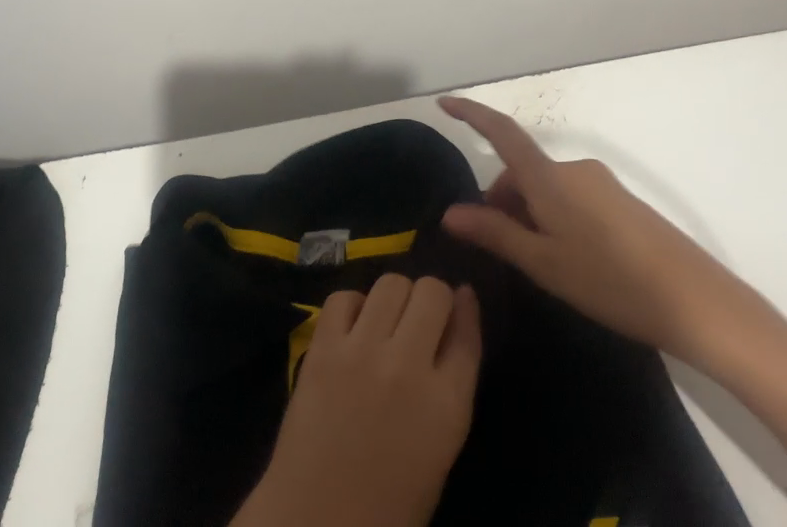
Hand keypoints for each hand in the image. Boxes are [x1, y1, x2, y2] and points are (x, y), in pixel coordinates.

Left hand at [230, 275, 481, 526]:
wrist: (319, 517)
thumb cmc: (392, 492)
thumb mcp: (443, 441)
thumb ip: (455, 376)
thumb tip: (461, 309)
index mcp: (448, 402)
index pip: (467, 329)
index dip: (464, 308)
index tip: (459, 302)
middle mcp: (408, 366)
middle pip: (431, 292)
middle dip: (430, 298)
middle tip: (417, 321)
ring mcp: (361, 353)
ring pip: (390, 283)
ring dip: (394, 296)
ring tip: (385, 321)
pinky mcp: (322, 350)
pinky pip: (344, 297)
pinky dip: (354, 305)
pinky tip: (353, 328)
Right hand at [437, 96, 761, 360]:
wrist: (696, 302)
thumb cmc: (610, 281)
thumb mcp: (543, 262)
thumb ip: (495, 233)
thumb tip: (450, 212)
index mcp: (550, 179)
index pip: (503, 134)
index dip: (472, 116)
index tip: (443, 103)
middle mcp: (575, 170)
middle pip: (522, 173)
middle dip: (502, 202)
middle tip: (503, 251)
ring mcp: (602, 185)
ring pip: (546, 190)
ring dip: (529, 215)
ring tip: (541, 265)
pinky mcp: (622, 203)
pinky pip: (571, 199)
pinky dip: (554, 219)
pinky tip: (571, 261)